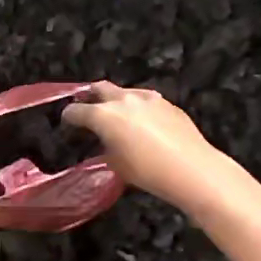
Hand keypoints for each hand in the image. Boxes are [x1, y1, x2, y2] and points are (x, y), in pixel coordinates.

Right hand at [61, 82, 234, 210]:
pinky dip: (138, 108)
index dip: (68, 117)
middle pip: (98, 88)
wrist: (193, 170)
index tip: (68, 122)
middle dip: (89, 96)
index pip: (75, 110)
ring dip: (116, 101)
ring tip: (118, 115)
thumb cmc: (147, 171)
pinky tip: (144, 123)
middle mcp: (122, 100)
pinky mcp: (168, 104)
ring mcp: (147, 99)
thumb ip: (105, 145)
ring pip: (124, 92)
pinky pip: (146, 101)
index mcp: (102, 115)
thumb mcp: (114, 163)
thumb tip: (107, 139)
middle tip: (87, 107)